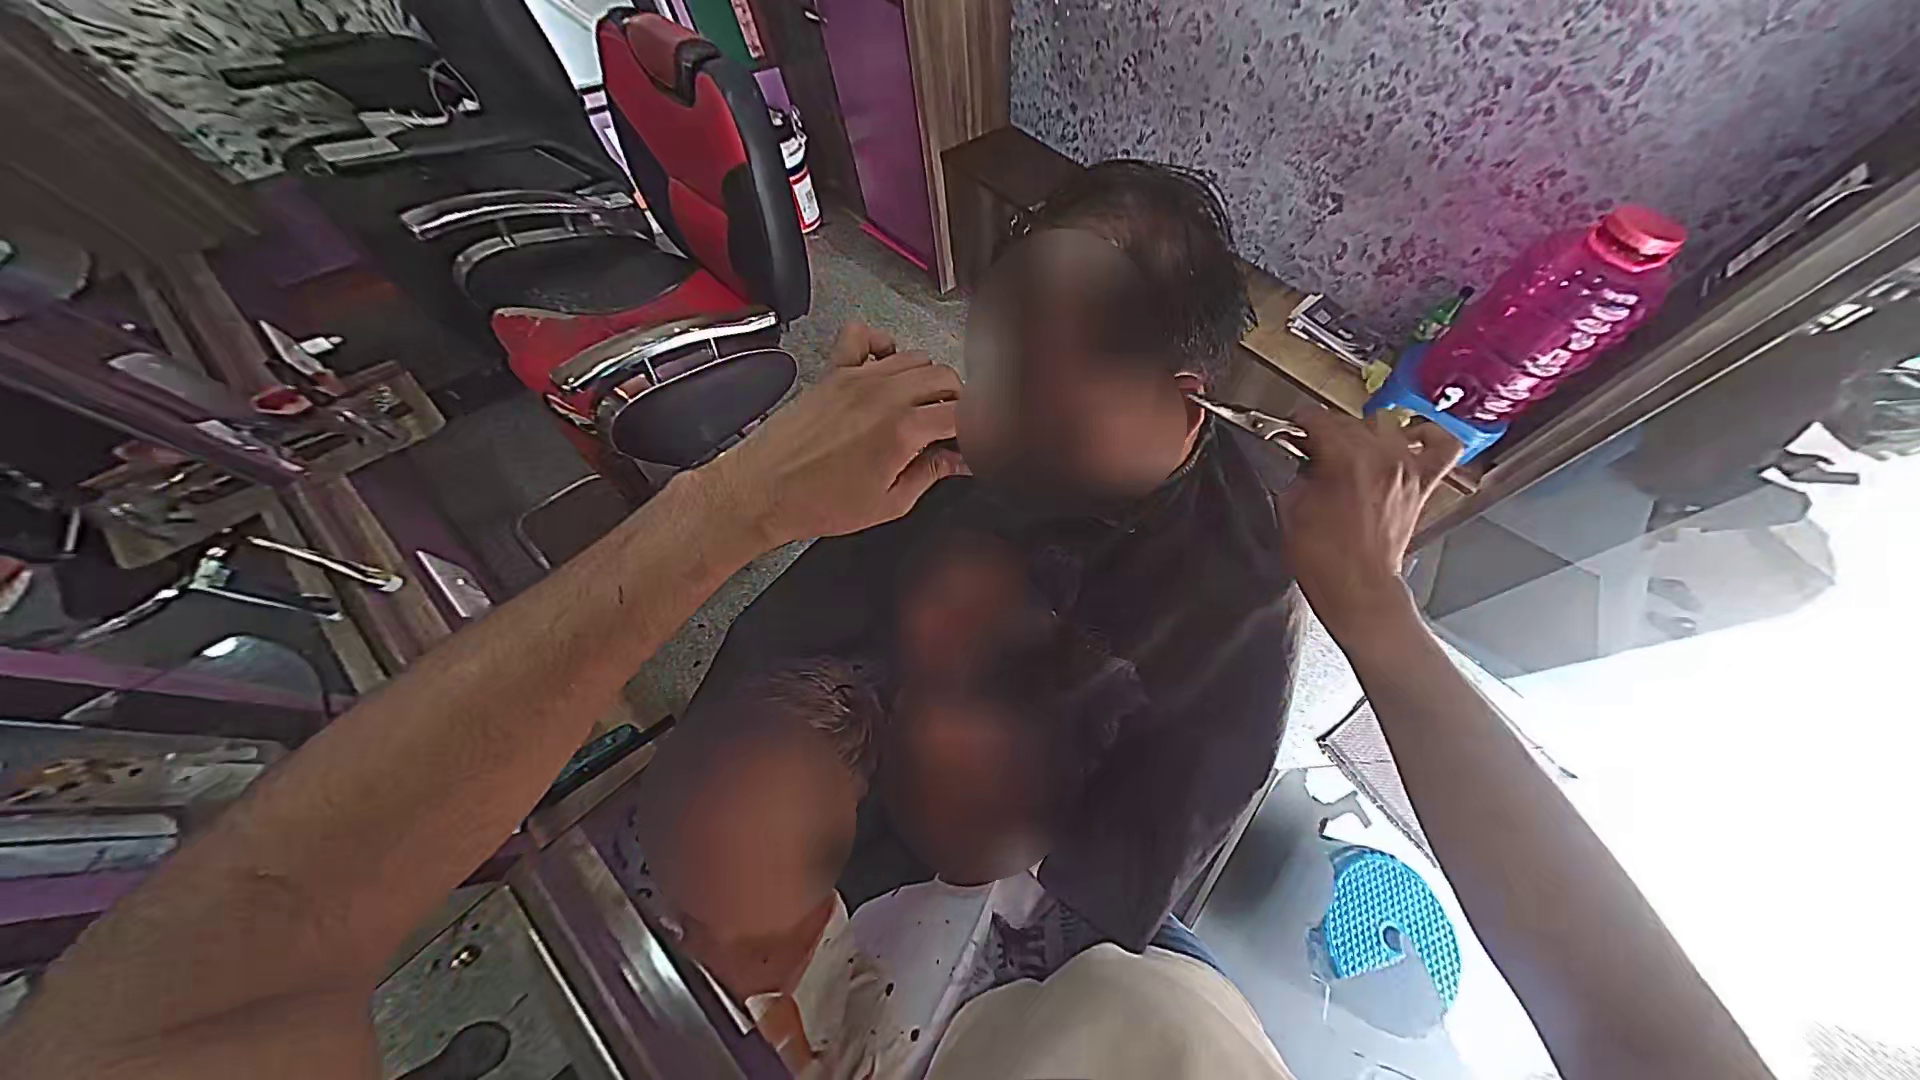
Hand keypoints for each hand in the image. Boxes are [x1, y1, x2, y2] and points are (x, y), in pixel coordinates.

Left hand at [700, 322, 965, 546]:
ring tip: (921, 407)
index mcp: (902, 429)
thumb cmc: (815, 501)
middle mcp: (882, 395)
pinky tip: (886, 369)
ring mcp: (856, 378)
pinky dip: (883, 345)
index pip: (961, 412)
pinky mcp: (833, 372)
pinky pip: (865, 336)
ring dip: (927, 379)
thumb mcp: (889, 503)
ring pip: (915, 356)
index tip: (968, 443)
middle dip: (957, 402)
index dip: (973, 429)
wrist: (763, 491)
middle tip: (949, 428)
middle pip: (945, 377)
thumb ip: (931, 474)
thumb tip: (957, 461)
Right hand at [1277, 406, 1460, 639]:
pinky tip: (1407, 439)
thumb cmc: (1320, 554)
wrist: (1354, 585)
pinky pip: (1441, 445)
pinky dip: (1426, 436)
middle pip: (1349, 421)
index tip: (1292, 428)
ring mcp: (1406, 469)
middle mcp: (1381, 458)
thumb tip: (1306, 460)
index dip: (1299, 422)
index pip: (1319, 419)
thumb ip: (1299, 473)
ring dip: (1363, 433)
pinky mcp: (1422, 484)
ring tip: (1348, 449)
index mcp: (1344, 460)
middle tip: (1309, 447)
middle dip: (1325, 431)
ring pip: (1385, 426)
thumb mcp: (1290, 505)